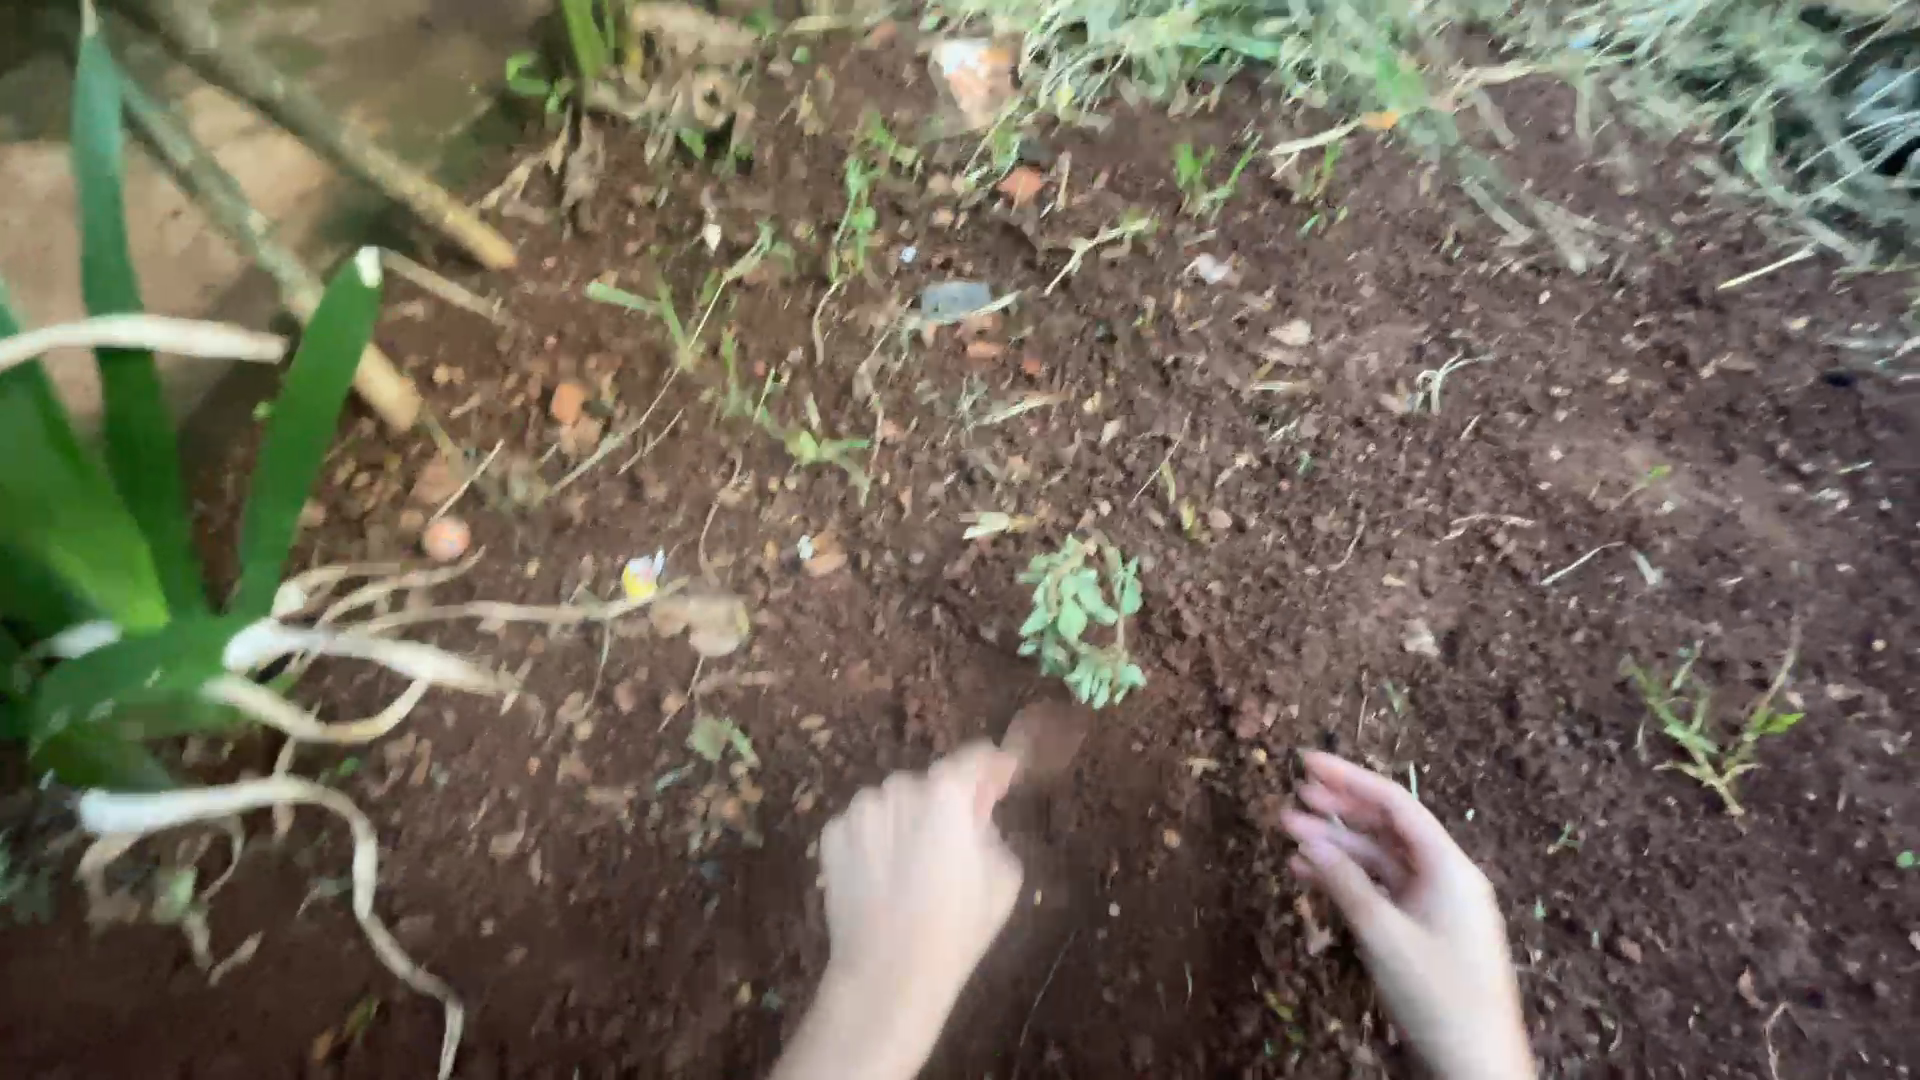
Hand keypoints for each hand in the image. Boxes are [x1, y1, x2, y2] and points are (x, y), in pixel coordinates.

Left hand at [772, 741, 1022, 1079]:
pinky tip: (884, 874)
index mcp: (946, 791)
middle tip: (955, 837)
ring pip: (893, 802)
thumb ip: (991, 828)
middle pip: (931, 782)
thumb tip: (978, 812)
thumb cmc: (956, 927)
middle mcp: (899, 786)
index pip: (975, 758)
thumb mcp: (1003, 876)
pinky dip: (875, 839)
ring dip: (906, 819)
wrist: (887, 975)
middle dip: (946, 801)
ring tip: (913, 863)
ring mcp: (860, 808)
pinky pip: (864, 824)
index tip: (1002, 774)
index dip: (993, 764)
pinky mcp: (832, 833)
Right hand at [1281, 752, 1533, 1079]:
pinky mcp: (1419, 928)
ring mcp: (1432, 904)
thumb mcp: (1384, 934)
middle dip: (1338, 809)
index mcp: (1449, 868)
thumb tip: (1307, 841)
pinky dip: (1343, 877)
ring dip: (1334, 844)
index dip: (1349, 777)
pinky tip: (1306, 873)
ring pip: (1376, 857)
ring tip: (1288, 832)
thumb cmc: (1438, 995)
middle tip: (1294, 794)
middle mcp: (1443, 877)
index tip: (1306, 761)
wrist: (1476, 1072)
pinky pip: (1377, 887)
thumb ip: (1344, 881)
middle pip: (1385, 826)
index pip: (1395, 804)